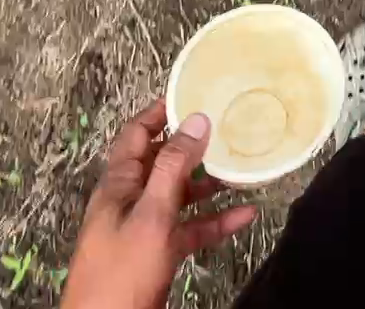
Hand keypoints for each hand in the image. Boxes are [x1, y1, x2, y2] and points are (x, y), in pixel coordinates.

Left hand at [61, 101, 255, 308]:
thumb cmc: (123, 272)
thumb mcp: (151, 215)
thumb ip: (174, 167)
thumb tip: (195, 118)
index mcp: (119, 185)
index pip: (137, 134)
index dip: (160, 111)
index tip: (193, 93)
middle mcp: (131, 201)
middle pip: (163, 162)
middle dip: (194, 146)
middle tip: (227, 127)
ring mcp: (144, 228)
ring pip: (180, 194)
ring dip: (209, 183)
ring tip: (242, 169)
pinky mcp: (159, 253)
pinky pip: (190, 227)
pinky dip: (215, 221)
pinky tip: (245, 215)